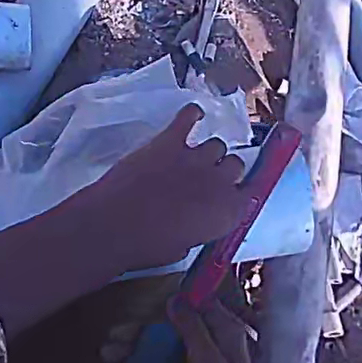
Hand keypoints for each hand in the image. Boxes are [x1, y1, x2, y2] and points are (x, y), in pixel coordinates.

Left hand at [70, 104, 247, 272]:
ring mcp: (195, 157)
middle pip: (236, 164)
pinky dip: (191, 114)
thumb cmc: (147, 247)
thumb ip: (200, 228)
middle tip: (206, 178)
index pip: (249, 194)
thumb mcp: (184, 247)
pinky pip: (189, 116)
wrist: (113, 226)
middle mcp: (219, 182)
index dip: (237, 192)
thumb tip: (196, 220)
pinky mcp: (170, 140)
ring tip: (193, 157)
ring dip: (207, 151)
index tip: (228, 195)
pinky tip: (192, 115)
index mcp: (226, 213)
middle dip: (223, 170)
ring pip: (216, 143)